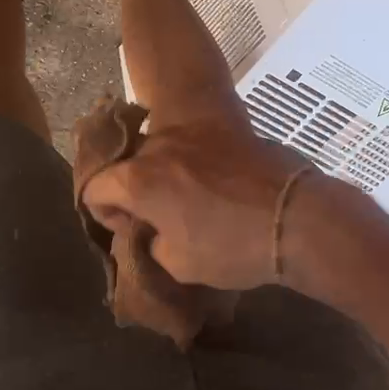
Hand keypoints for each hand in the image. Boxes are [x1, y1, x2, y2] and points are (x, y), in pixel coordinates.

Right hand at [80, 119, 331, 290]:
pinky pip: (194, 140)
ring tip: (187, 196)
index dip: (105, 214)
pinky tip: (213, 179)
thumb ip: (151, 244)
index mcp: (138, 180)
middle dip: (134, 189)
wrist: (294, 215)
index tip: (132, 231)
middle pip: (128, 163)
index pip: (94, 188)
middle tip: (156, 215)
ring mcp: (192, 130)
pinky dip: (194, 157)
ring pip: (160, 147)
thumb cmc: (232, 246)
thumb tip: (150, 231)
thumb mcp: (179, 264)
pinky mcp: (224, 126)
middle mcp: (158, 146)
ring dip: (164, 170)